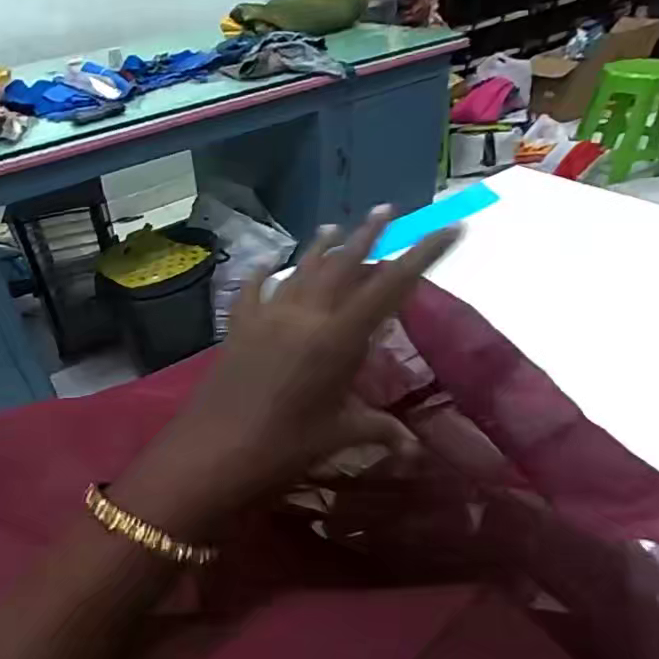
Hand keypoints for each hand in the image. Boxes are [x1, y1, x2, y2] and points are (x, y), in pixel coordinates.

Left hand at [111, 206, 460, 537]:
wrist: (212, 449)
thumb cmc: (282, 445)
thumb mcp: (337, 435)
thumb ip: (378, 430)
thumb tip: (413, 448)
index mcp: (337, 337)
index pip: (390, 287)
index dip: (422, 255)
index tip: (447, 227)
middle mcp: (305, 313)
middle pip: (342, 264)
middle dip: (368, 235)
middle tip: (387, 210)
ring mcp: (268, 315)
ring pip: (300, 269)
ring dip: (320, 247)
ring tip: (334, 226)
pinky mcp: (238, 325)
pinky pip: (253, 289)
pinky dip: (263, 274)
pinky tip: (267, 264)